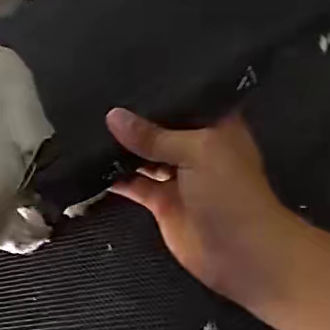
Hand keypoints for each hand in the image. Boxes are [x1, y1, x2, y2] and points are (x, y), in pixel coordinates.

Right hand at [104, 108, 310, 308]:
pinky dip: (116, 179)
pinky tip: (91, 165)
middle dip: (135, 120)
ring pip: (145, 156)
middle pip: (160, 129)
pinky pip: (135, 185)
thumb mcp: (198, 151)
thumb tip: (115, 117)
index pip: (185, 101)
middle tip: (97, 100)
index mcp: (217, 126)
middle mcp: (198, 148)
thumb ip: (155, 135)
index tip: (125, 77)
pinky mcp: (163, 202)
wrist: (241, 253)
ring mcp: (180, 176)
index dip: (160, 91)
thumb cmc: (233, 194)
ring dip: (121, 148)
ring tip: (88, 128)